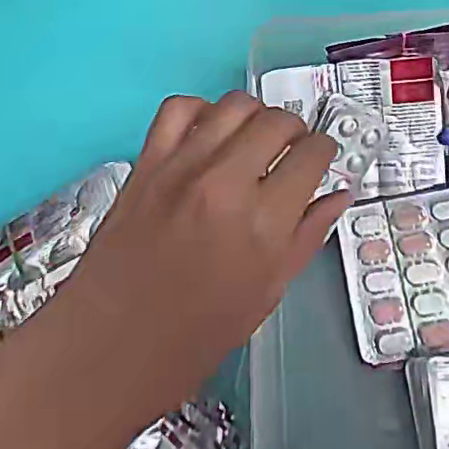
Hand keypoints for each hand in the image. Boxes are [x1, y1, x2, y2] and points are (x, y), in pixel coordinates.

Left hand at [41, 92, 350, 430]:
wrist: (112, 344)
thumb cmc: (193, 333)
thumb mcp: (267, 291)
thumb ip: (307, 236)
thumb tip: (336, 198)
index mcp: (262, 224)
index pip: (313, 154)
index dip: (325, 151)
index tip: (321, 157)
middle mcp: (224, 185)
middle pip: (277, 121)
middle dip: (295, 130)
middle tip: (292, 148)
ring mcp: (181, 168)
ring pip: (234, 105)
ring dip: (255, 115)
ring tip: (254, 138)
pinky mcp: (146, 163)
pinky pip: (178, 108)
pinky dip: (201, 110)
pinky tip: (209, 132)